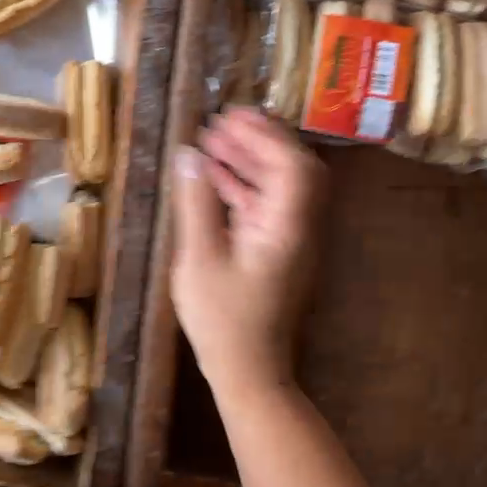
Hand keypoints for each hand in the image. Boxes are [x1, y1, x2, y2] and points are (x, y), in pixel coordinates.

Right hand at [170, 107, 326, 395]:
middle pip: (292, 169)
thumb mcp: (200, 258)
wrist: (248, 371)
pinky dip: (243, 183)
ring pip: (278, 185)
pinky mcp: (276, 250)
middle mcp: (297, 227)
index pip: (292, 165)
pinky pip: (265, 204)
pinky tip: (213, 175)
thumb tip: (188, 156)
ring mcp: (289, 239)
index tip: (232, 115)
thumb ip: (197, 203)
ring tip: (211, 138)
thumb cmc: (223, 318)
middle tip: (223, 119)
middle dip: (260, 139)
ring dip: (249, 158)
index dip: (265, 135)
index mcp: (286, 226)